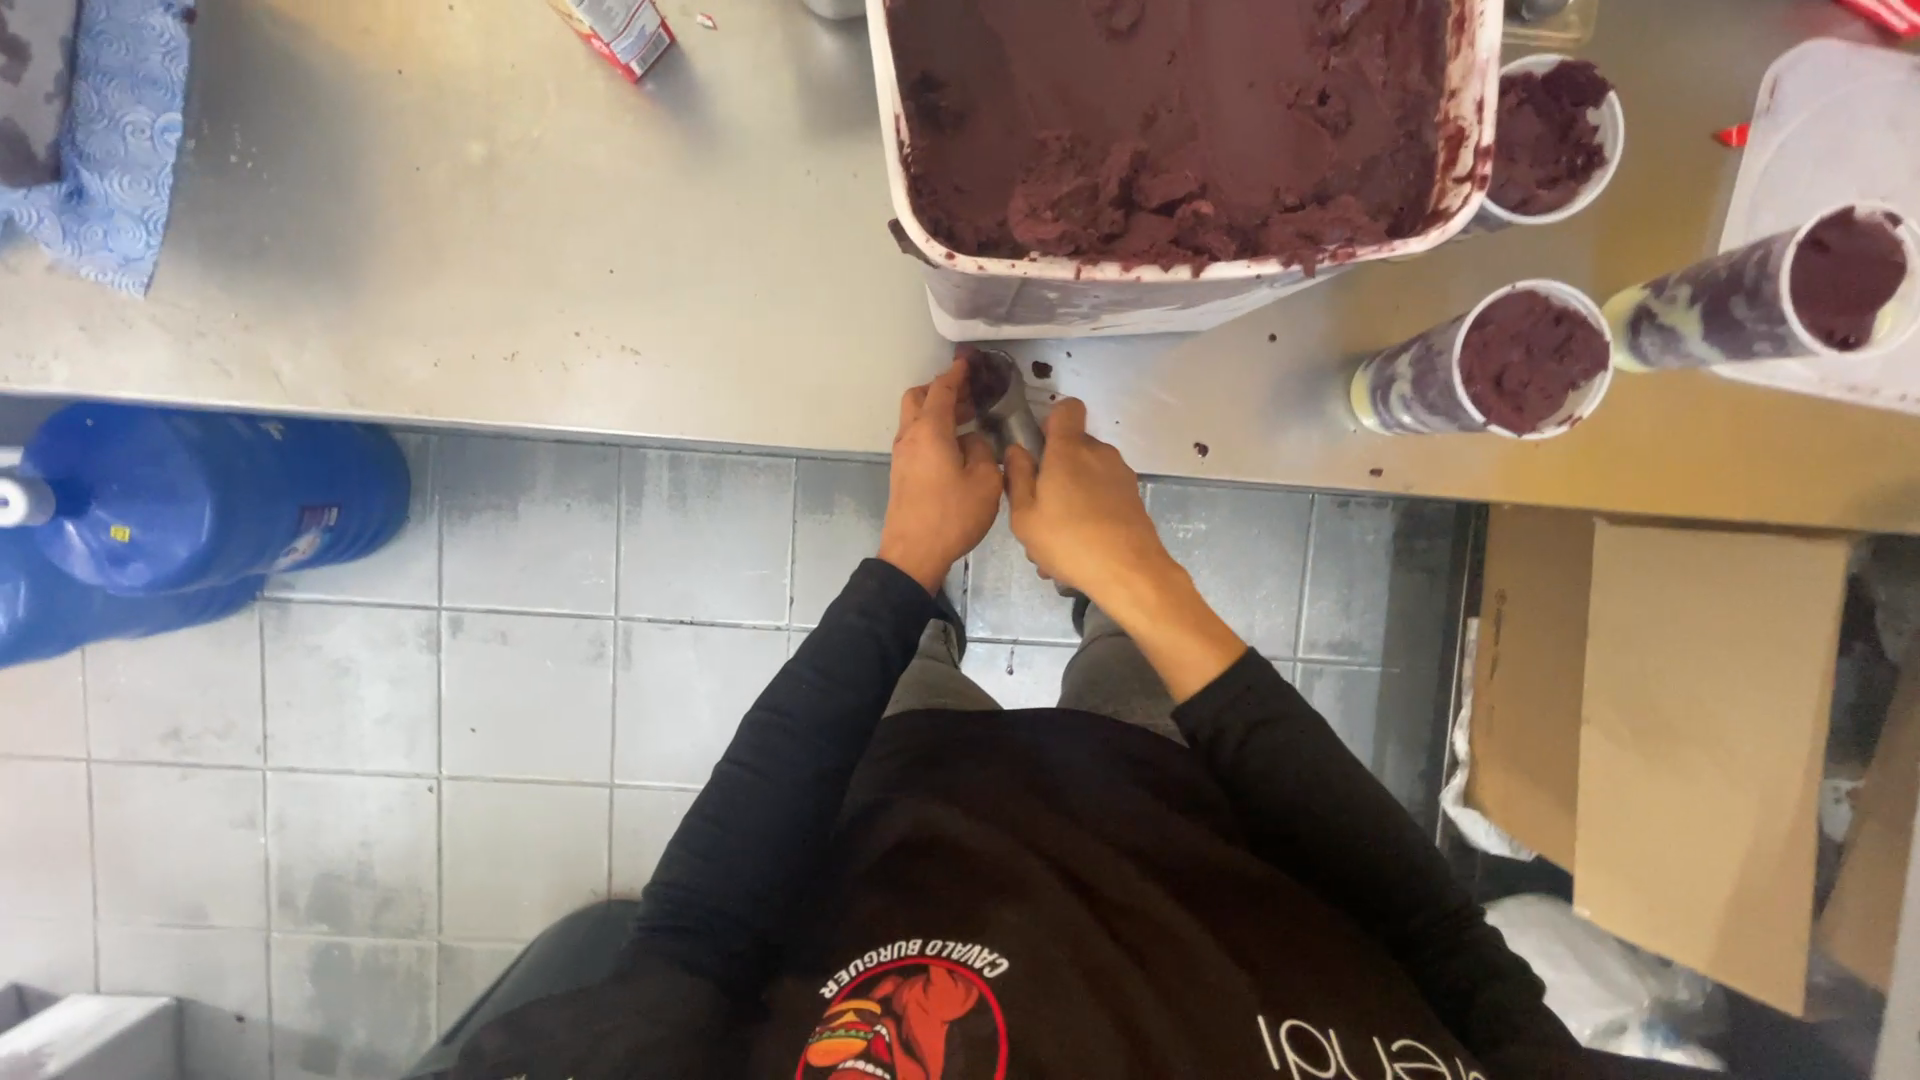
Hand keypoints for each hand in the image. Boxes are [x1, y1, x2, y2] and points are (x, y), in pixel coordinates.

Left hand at [877, 359, 1002, 592]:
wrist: (913, 553)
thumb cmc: (952, 516)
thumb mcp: (985, 482)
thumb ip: (983, 452)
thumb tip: (972, 442)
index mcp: (930, 431)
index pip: (941, 390)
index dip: (956, 375)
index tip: (969, 364)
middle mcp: (910, 437)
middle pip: (918, 398)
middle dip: (941, 390)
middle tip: (969, 394)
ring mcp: (902, 456)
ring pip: (914, 419)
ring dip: (936, 411)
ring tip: (967, 417)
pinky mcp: (902, 473)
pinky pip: (916, 438)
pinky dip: (933, 430)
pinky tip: (955, 445)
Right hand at [1003, 399, 1174, 599]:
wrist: (1129, 572)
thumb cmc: (1068, 540)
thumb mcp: (1025, 516)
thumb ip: (1017, 477)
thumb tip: (1016, 450)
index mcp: (1069, 450)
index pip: (1067, 408)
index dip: (1051, 420)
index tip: (1040, 447)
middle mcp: (1099, 453)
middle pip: (1074, 447)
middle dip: (1055, 470)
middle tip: (1039, 508)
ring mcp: (1120, 474)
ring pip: (1087, 475)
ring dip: (1070, 496)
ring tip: (1056, 538)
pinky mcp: (1133, 496)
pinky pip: (1102, 495)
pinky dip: (1089, 511)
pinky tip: (1077, 547)